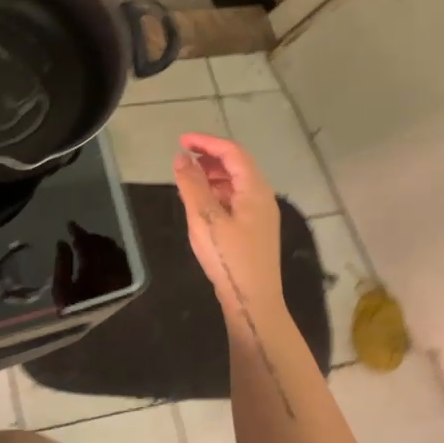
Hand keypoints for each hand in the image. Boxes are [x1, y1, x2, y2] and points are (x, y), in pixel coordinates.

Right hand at [172, 133, 282, 317]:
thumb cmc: (229, 258)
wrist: (253, 301)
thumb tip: (182, 158)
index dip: (207, 142)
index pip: (232, 153)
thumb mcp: (204, 219)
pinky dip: (215, 193)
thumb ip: (192, 185)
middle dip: (209, 157)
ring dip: (211, 175)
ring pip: (235, 184)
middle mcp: (262, 198)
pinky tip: (198, 204)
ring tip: (186, 179)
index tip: (181, 140)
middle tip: (182, 157)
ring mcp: (260, 215)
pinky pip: (234, 200)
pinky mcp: (253, 230)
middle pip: (237, 166)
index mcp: (255, 190)